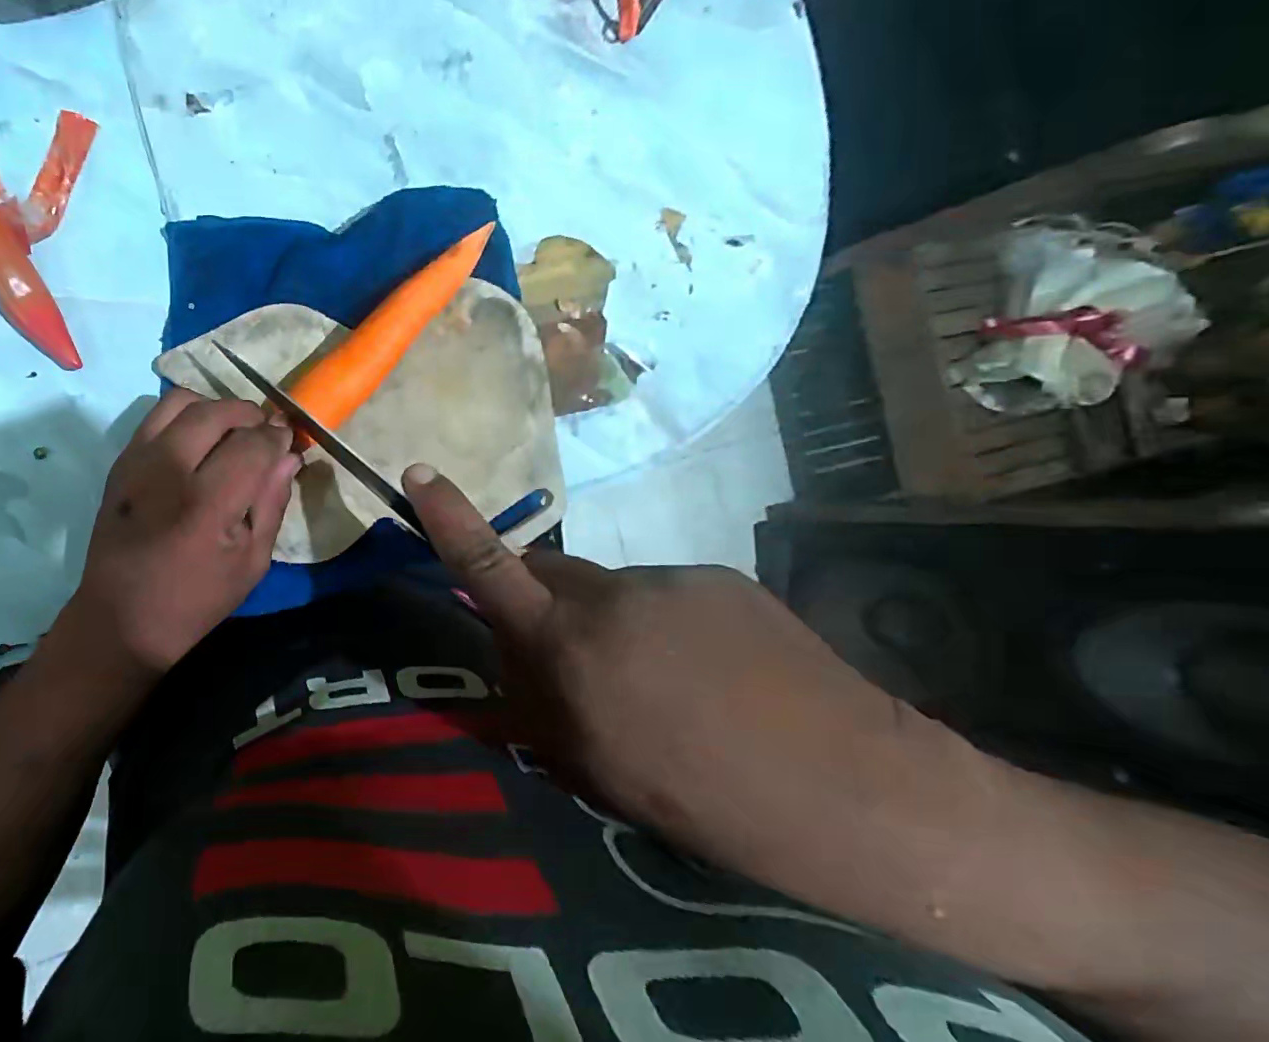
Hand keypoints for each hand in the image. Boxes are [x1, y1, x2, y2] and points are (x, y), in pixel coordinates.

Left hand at [50, 389, 298, 685]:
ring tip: (231, 432)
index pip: (252, 444)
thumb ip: (272, 503)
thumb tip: (290, 456)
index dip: (277, 437)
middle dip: (250, 415)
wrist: (122, 618)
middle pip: (217, 412)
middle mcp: (169, 471)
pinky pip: (155, 416)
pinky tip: (199, 441)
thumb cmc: (196, 600)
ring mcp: (138, 462)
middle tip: (264, 433)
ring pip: (182, 402)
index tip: (288, 441)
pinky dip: (185, 416)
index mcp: (207, 504)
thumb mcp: (251, 563)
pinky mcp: (121, 462)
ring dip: (215, 408)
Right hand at [402, 463, 931, 846]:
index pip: (491, 569)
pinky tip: (709, 672)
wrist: (849, 788)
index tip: (419, 471)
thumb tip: (514, 652)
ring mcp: (674, 579)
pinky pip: (667, 593)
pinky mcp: (723, 577)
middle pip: (550, 573)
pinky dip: (666, 623)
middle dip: (542, 602)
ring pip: (613, 589)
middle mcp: (615, 595)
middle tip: (574, 660)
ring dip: (612, 622)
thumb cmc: (700, 796)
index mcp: (572, 646)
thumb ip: (538, 696)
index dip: (448, 518)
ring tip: (666, 684)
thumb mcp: (591, 763)